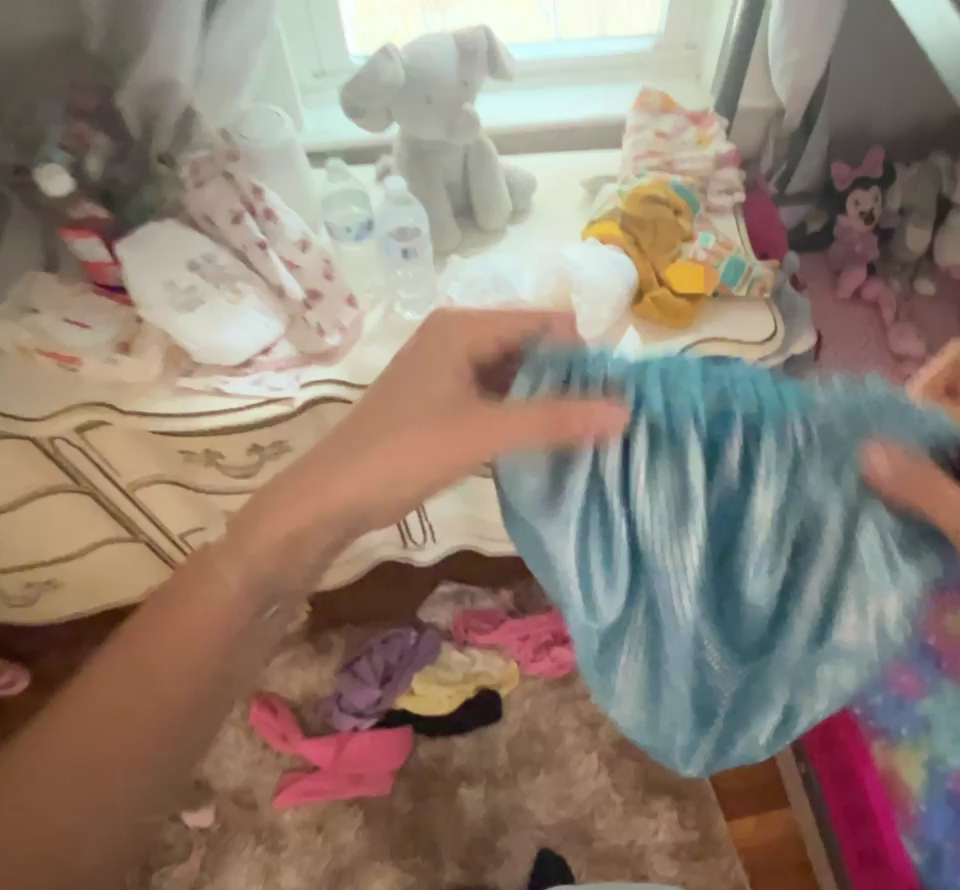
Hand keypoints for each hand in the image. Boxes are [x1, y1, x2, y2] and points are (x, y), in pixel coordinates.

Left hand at [245, 308, 626, 541]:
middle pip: (534, 348)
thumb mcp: (485, 433)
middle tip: (610, 420)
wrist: (334, 496)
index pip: (547, 324)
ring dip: (550, 402)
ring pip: (517, 377)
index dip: (586, 355)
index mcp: (464, 327)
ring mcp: (449, 372)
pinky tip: (550, 444)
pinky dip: (524, 417)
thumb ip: (555, 420)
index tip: (619, 395)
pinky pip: (498, 399)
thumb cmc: (405, 452)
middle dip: (571, 380)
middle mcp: (457, 338)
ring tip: (590, 434)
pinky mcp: (444, 404)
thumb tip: (625, 412)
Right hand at [861, 340, 959, 660]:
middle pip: (946, 402)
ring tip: (863, 485)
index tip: (856, 449)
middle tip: (863, 461)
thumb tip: (862, 447)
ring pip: (940, 442)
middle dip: (902, 424)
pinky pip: (942, 478)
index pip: (943, 395)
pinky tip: (887, 511)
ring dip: (904, 458)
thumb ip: (922, 488)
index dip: (900, 415)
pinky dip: (914, 487)